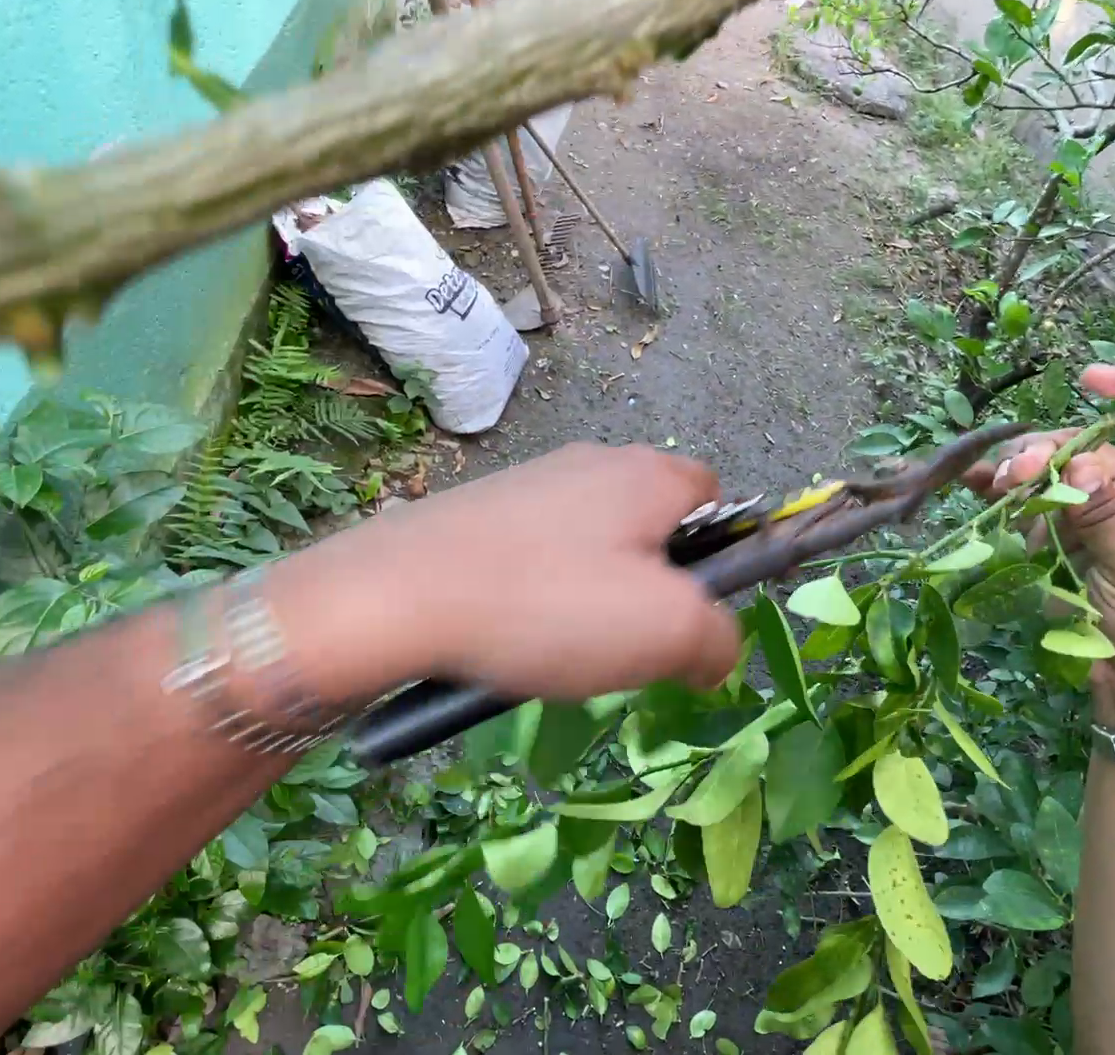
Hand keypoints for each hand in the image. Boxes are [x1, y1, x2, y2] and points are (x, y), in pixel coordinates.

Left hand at [269, 443, 740, 704]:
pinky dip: (544, 590)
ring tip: (566, 644)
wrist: (394, 596)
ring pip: (595, 540)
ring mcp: (531, 481)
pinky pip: (541, 551)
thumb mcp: (667, 632)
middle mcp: (593, 462)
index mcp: (648, 476)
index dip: (718, 551)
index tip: (689, 604)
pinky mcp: (483, 508)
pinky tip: (517, 631)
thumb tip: (717, 652)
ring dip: (598, 591)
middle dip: (655, 580)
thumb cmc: (549, 604)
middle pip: (653, 521)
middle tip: (631, 637)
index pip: (716, 496)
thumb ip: (719, 639)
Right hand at [961, 363, 1114, 746]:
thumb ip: (1106, 516)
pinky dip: (1009, 500)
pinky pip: (1035, 510)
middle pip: (1092, 445)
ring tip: (991, 487)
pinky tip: (979, 490)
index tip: (1089, 381)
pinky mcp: (1068, 544)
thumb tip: (1072, 464)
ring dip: (1021, 476)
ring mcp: (1100, 518)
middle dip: (1049, 451)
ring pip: (1055, 476)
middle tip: (1012, 474)